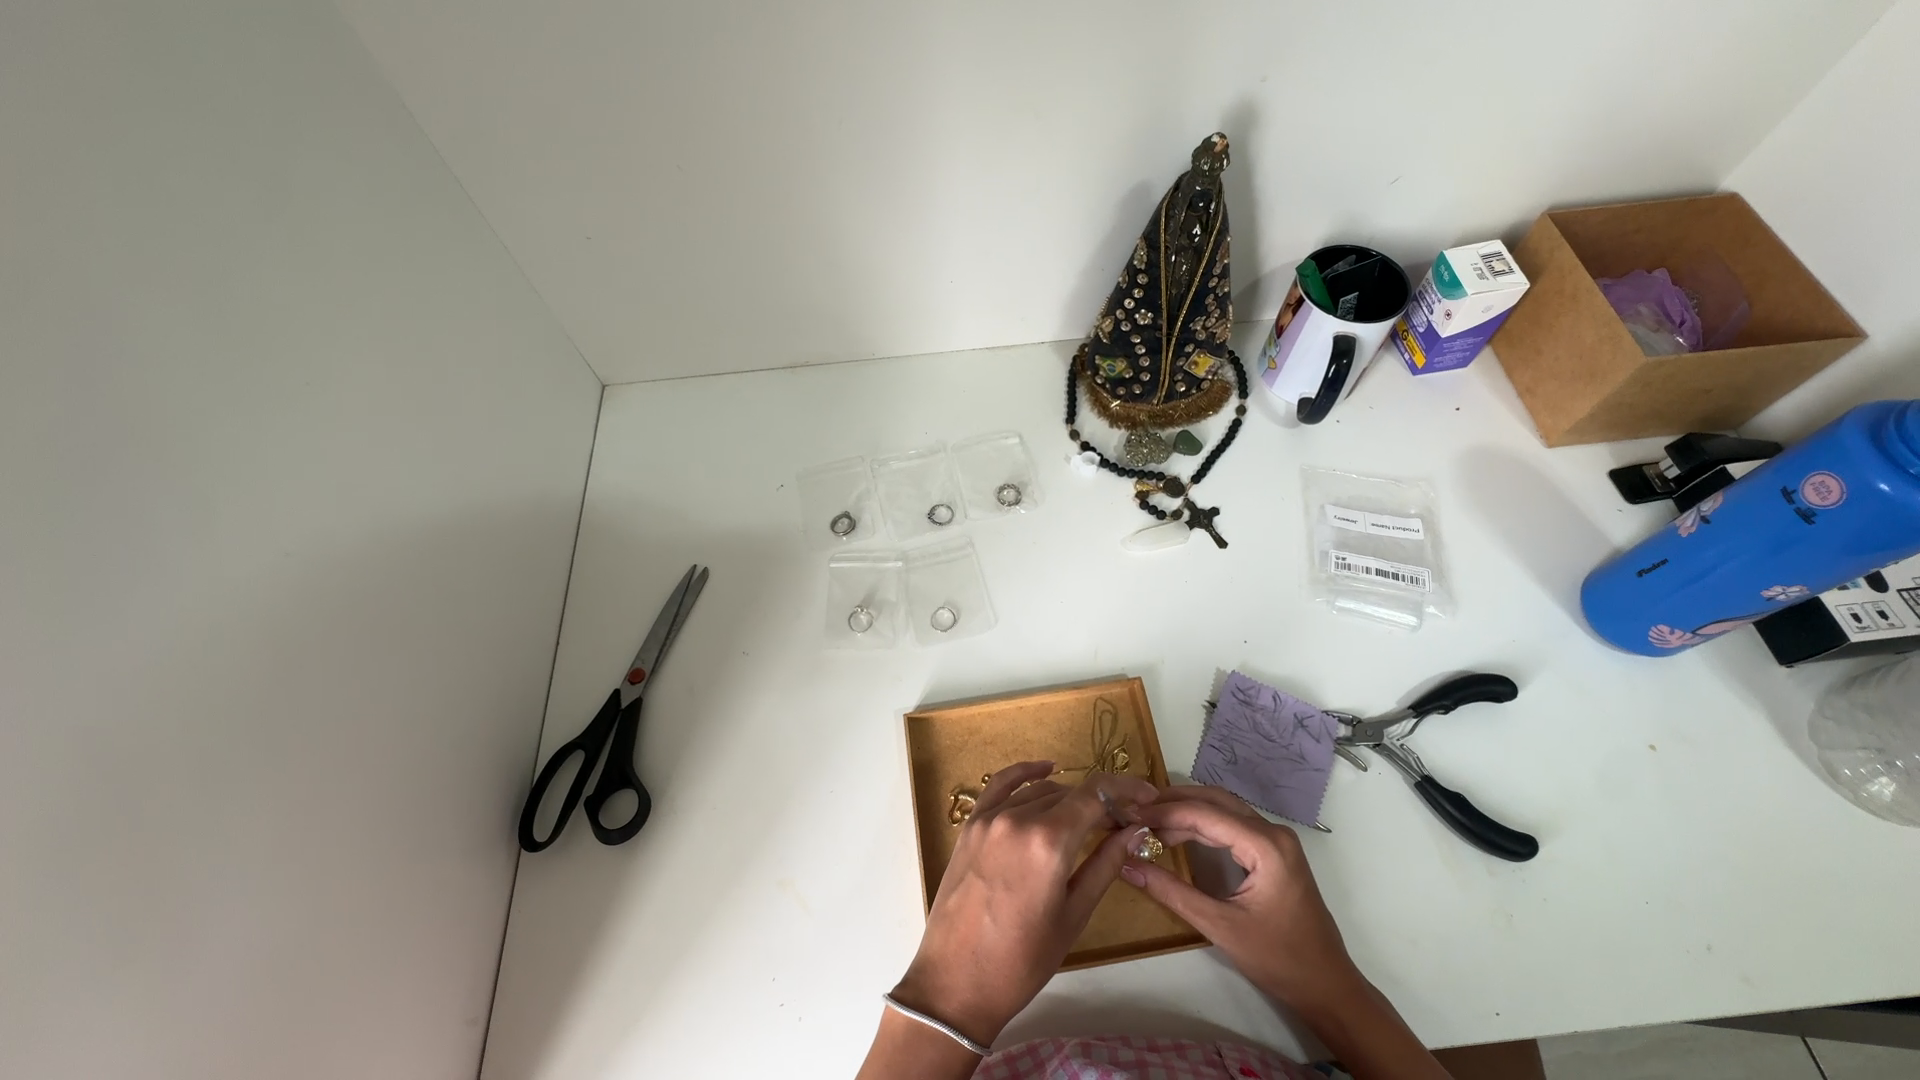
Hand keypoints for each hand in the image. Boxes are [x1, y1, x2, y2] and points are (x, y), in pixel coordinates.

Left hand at [892, 761, 1157, 1045]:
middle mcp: (1018, 819)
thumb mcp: (1073, 915)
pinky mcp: (970, 827)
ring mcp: (989, 819)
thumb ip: (1105, 865)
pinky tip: (1045, 770)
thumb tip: (1134, 831)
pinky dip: (1024, 773)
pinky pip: (999, 786)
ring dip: (1068, 800)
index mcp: (1048, 841)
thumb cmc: (1021, 961)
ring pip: (1039, 792)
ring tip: (1089, 819)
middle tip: (1121, 824)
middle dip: (1100, 804)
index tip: (1146, 796)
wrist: (955, 983)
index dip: (1125, 790)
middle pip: (1070, 794)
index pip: (1095, 795)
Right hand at [1121, 785, 1359, 1009]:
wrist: (1326, 985)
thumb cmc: (1278, 958)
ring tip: (1150, 822)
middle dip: (1173, 802)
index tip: (1130, 817)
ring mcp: (1276, 840)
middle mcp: (1273, 832)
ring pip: (1223, 809)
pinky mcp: (1273, 851)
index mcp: (1265, 845)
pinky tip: (1178, 834)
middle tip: (1135, 813)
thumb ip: (1171, 892)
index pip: (1205, 814)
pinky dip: (1202, 824)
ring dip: (1187, 811)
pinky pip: (1232, 824)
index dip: (1165, 812)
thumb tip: (1128, 865)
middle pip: (1215, 800)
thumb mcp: (1219, 926)